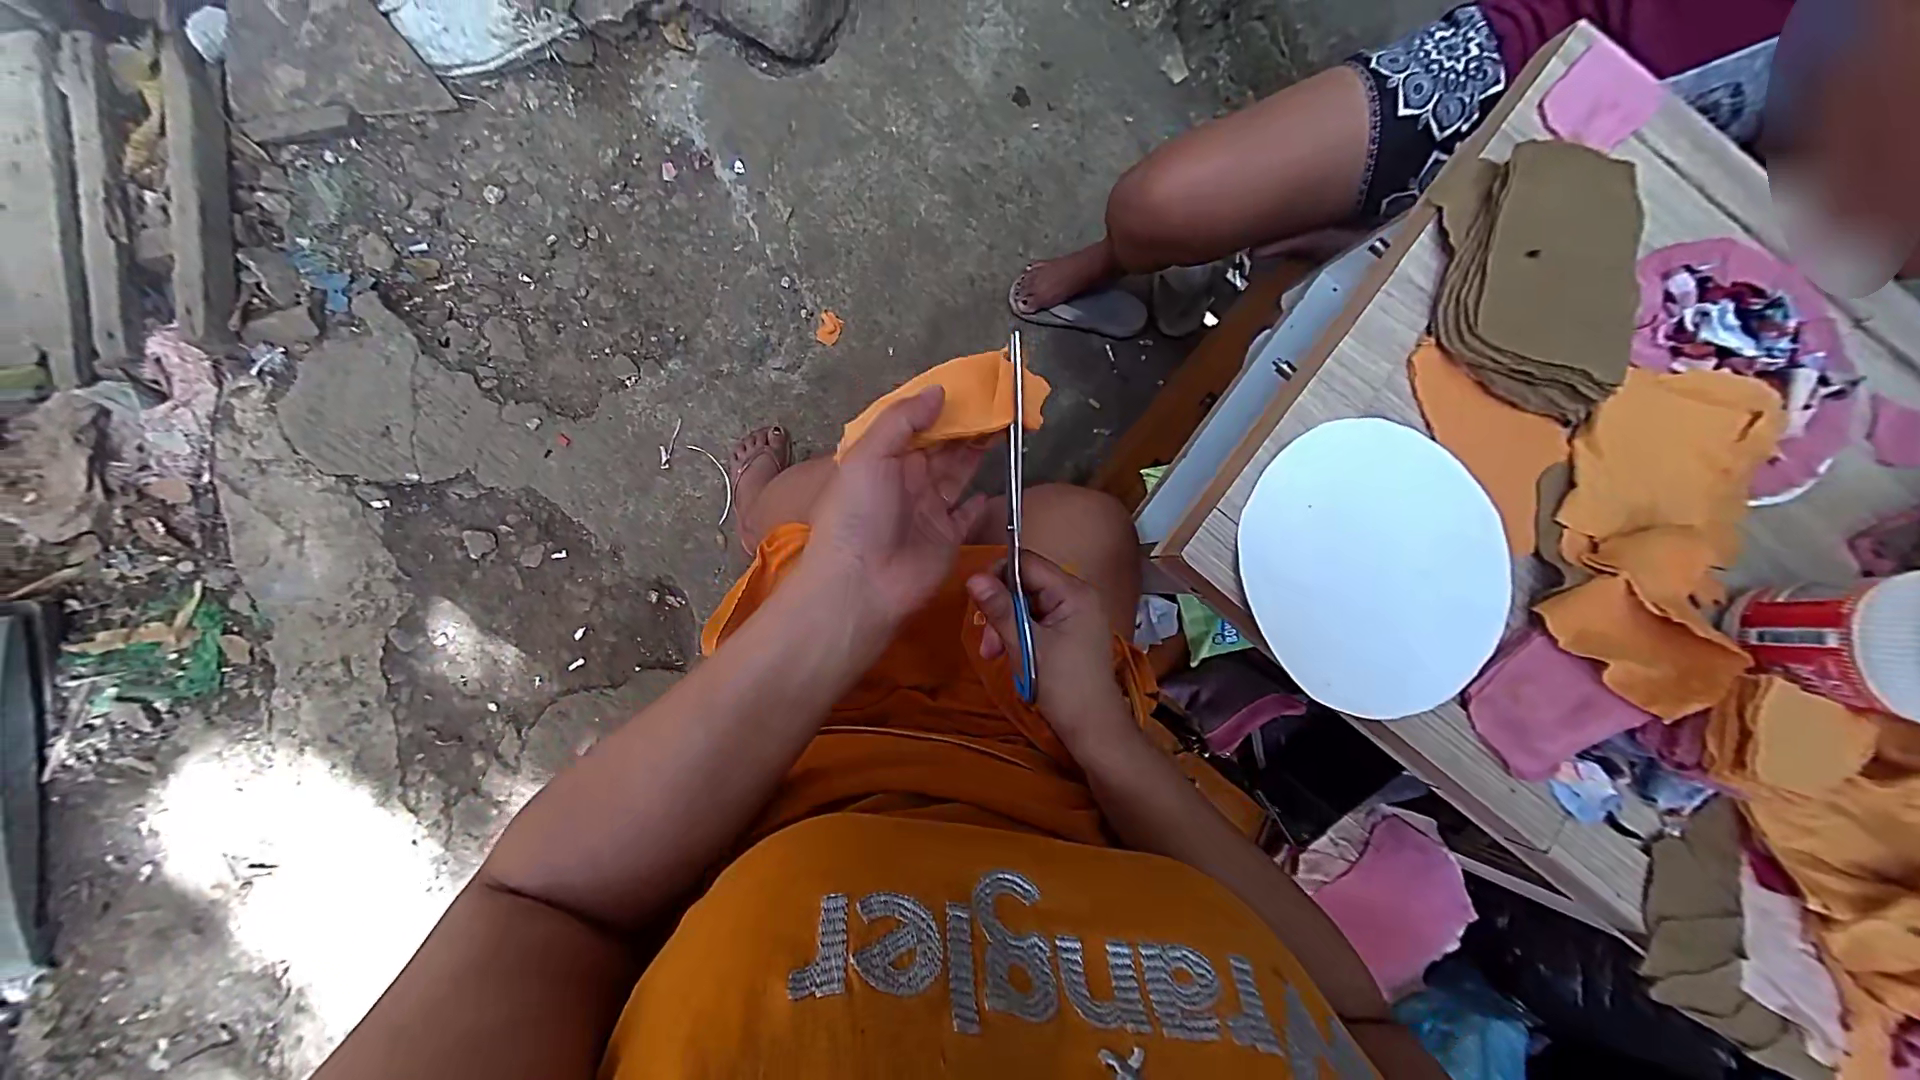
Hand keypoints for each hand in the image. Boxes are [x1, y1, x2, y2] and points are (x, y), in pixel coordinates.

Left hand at [798, 386, 988, 629]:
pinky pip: (966, 517)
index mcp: (885, 459)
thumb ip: (903, 420)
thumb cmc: (859, 513)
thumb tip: (938, 391)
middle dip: (966, 428)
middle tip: (997, 407)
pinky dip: (978, 505)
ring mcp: (928, 511)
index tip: (972, 391)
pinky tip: (990, 490)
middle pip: (942, 449)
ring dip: (976, 455)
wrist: (863, 582)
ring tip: (1001, 432)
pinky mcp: (946, 538)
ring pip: (957, 475)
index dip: (944, 409)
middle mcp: (907, 482)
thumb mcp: (870, 454)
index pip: (918, 427)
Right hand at [966, 552, 1137, 747]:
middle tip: (988, 642)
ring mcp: (1074, 614)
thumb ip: (1000, 609)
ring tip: (994, 654)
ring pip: (1026, 604)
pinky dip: (1018, 635)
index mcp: (1073, 591)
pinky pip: (1035, 620)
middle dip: (1000, 609)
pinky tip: (1009, 655)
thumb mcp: (1026, 645)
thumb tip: (973, 577)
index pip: (1026, 563)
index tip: (978, 602)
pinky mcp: (1069, 631)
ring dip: (1005, 625)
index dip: (997, 576)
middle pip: (1025, 584)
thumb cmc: (1064, 685)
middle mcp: (1077, 595)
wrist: (1093, 728)